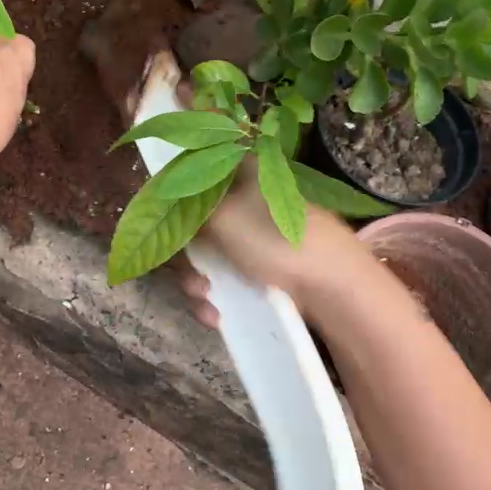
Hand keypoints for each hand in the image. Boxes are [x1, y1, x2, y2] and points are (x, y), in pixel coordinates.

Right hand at [177, 167, 366, 327]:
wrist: (331, 286)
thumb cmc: (273, 239)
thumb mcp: (220, 216)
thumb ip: (185, 208)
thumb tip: (163, 205)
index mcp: (237, 173)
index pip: (192, 176)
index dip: (170, 202)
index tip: (159, 227)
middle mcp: (242, 199)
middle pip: (192, 225)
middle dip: (185, 260)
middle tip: (192, 279)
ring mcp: (252, 236)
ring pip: (205, 256)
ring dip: (197, 283)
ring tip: (207, 303)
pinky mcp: (260, 267)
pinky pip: (224, 278)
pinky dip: (217, 297)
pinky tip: (218, 316)